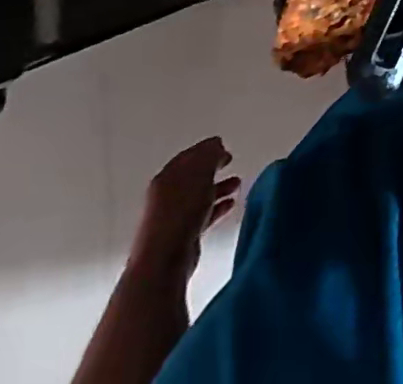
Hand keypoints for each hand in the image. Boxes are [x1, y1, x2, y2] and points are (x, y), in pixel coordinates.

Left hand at [129, 137, 241, 287]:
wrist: (166, 258)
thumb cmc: (182, 210)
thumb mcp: (200, 173)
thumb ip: (210, 155)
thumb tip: (216, 145)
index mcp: (167, 176)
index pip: (189, 156)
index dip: (206, 149)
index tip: (223, 145)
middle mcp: (166, 195)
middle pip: (193, 175)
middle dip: (212, 167)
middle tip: (228, 160)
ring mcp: (173, 217)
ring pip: (199, 195)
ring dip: (218, 187)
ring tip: (236, 183)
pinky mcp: (182, 236)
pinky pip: (203, 214)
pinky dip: (217, 206)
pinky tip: (230, 205)